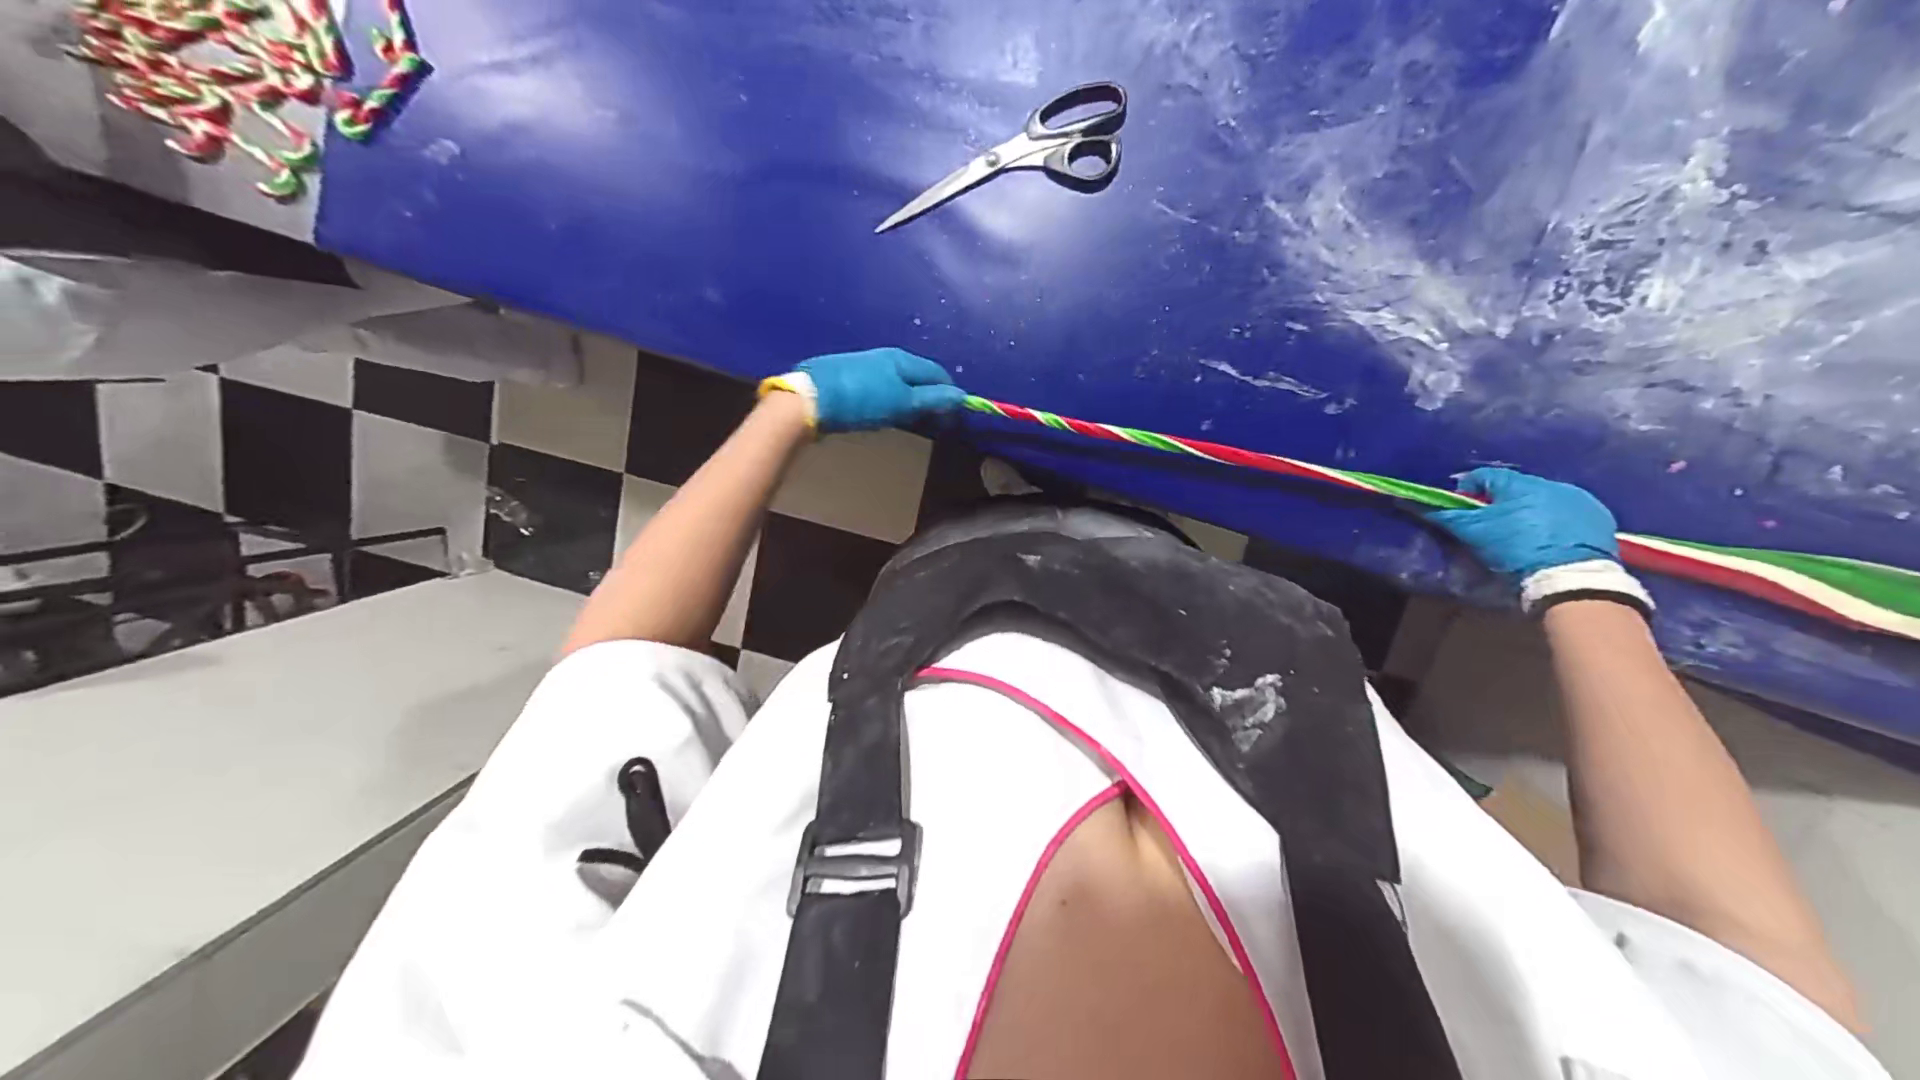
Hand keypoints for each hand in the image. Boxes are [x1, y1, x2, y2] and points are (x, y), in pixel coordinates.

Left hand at [792, 347, 966, 432]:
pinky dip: (893, 400)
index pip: (938, 373)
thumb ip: (932, 400)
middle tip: (936, 424)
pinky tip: (888, 413)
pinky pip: (882, 387)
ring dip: (912, 400)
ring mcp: (866, 365)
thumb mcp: (902, 403)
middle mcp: (886, 356)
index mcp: (903, 358)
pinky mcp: (850, 377)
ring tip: (915, 422)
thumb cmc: (862, 400)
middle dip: (931, 398)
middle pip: (919, 377)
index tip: (955, 417)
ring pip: (900, 382)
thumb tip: (961, 397)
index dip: (950, 394)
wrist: (809, 399)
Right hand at [1424, 467, 1619, 578]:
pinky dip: (1552, 522)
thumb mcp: (1473, 534)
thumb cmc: (1515, 550)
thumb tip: (1413, 503)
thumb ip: (1446, 516)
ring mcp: (1581, 501)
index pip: (1483, 476)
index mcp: (1521, 484)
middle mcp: (1553, 484)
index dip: (1466, 492)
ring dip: (1526, 512)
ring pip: (1541, 500)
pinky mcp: (1599, 519)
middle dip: (1498, 504)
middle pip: (1514, 489)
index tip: (1459, 511)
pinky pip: (1566, 514)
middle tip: (1487, 526)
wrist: (1571, 579)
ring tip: (1518, 535)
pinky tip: (1545, 541)